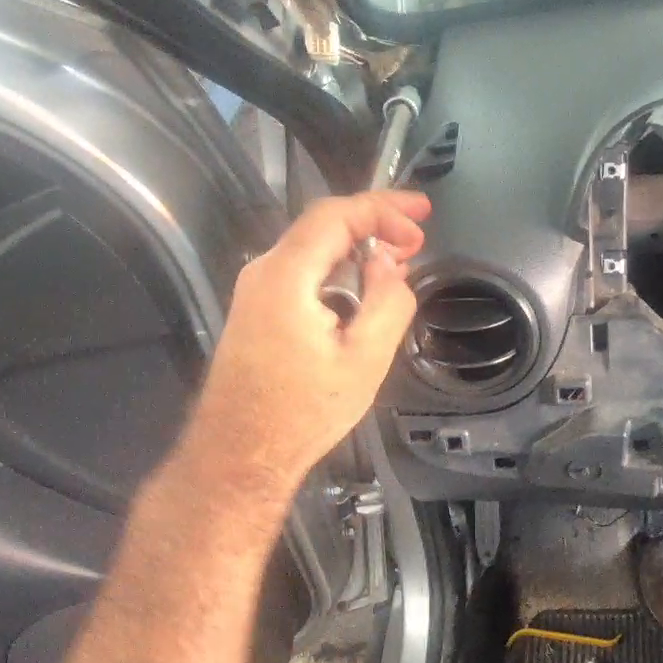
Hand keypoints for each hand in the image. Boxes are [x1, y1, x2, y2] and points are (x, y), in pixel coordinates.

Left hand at [176, 190, 430, 485]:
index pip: (336, 215)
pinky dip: (339, 272)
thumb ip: (388, 301)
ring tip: (398, 265)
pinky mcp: (257, 313)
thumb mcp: (365, 358)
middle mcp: (264, 273)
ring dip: (358, 250)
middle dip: (375, 224)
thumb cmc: (303, 411)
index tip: (422, 218)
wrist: (240, 454)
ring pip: (313, 250)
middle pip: (322, 226)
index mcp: (286, 276)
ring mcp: (255, 292)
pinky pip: (303, 274)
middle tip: (416, 241)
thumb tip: (388, 265)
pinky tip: (365, 292)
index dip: (384, 207)